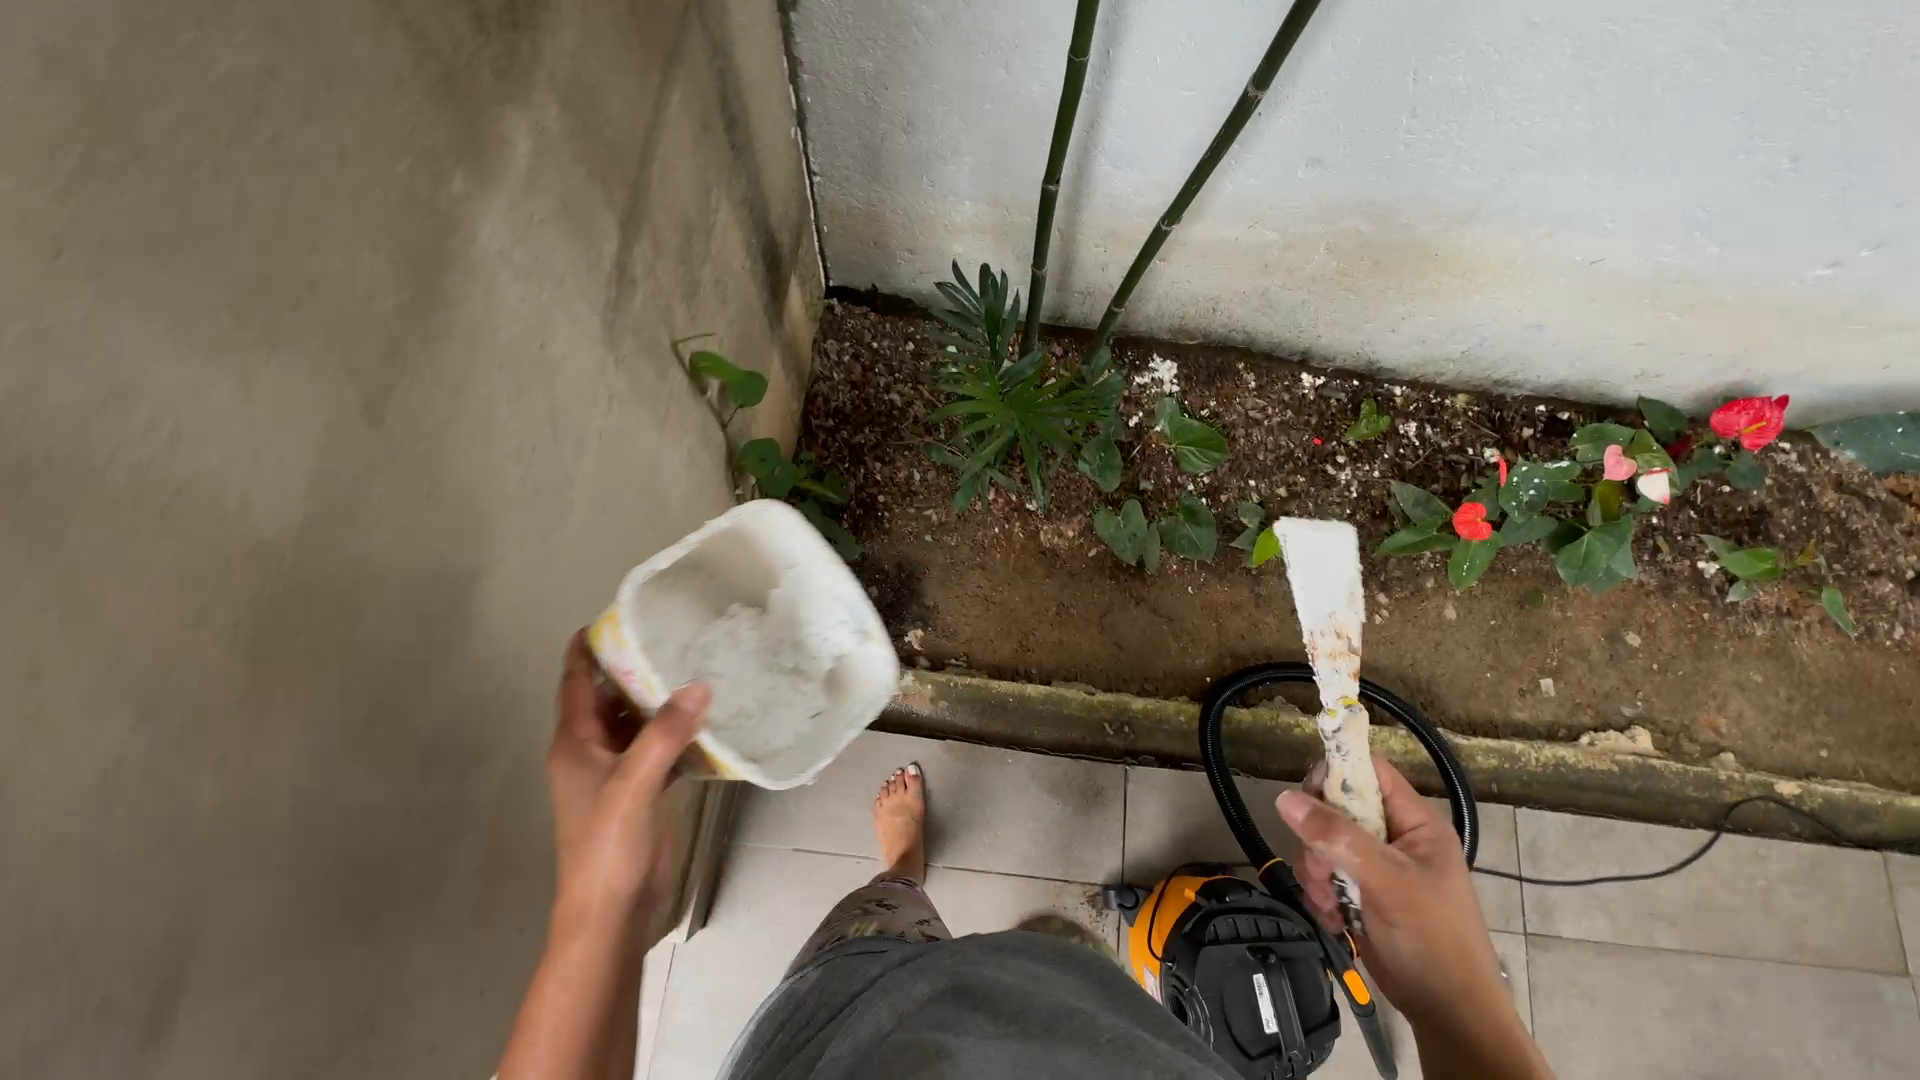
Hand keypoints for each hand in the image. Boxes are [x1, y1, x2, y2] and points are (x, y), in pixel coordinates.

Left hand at [546, 631, 706, 917]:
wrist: (611, 909)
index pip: (575, 683)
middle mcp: (591, 752)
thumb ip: (665, 733)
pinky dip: (678, 735)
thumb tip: (700, 686)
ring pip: (637, 724)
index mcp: (574, 744)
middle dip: (635, 670)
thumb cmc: (607, 843)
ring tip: (697, 669)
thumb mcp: (634, 782)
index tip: (613, 616)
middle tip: (674, 637)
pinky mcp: (640, 793)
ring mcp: (616, 773)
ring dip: (661, 702)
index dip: (587, 649)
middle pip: (609, 699)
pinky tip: (708, 721)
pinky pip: (658, 751)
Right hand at [1274, 757, 1508, 1030]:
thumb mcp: (1388, 882)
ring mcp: (1374, 864)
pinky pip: (1321, 873)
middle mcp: (1392, 835)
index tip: (1307, 795)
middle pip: (1334, 806)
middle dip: (1318, 837)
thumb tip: (1285, 798)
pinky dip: (1319, 894)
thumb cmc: (1433, 939)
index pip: (1368, 770)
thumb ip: (1339, 838)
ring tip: (1331, 902)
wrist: (1447, 1011)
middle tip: (1323, 867)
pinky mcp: (1358, 890)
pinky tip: (1333, 918)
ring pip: (1321, 842)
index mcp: (1414, 821)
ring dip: (1316, 871)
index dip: (1335, 771)